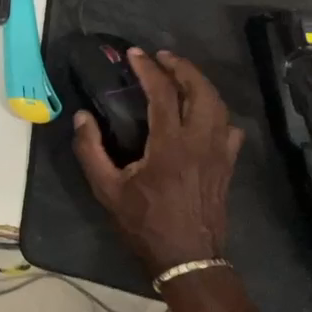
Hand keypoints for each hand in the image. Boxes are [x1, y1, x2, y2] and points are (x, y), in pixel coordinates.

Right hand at [74, 49, 243, 275]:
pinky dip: (217, 113)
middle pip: (201, 91)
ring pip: (219, 106)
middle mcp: (200, 143)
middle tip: (162, 57)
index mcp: (170, 145)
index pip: (163, 94)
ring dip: (201, 84)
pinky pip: (230, 129)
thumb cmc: (144, 222)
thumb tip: (82, 117)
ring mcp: (218, 154)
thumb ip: (90, 150)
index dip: (149, 69)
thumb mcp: (106, 189)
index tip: (135, 54)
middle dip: (182, 67)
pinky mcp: (226, 166)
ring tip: (181, 75)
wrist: (187, 258)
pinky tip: (204, 114)